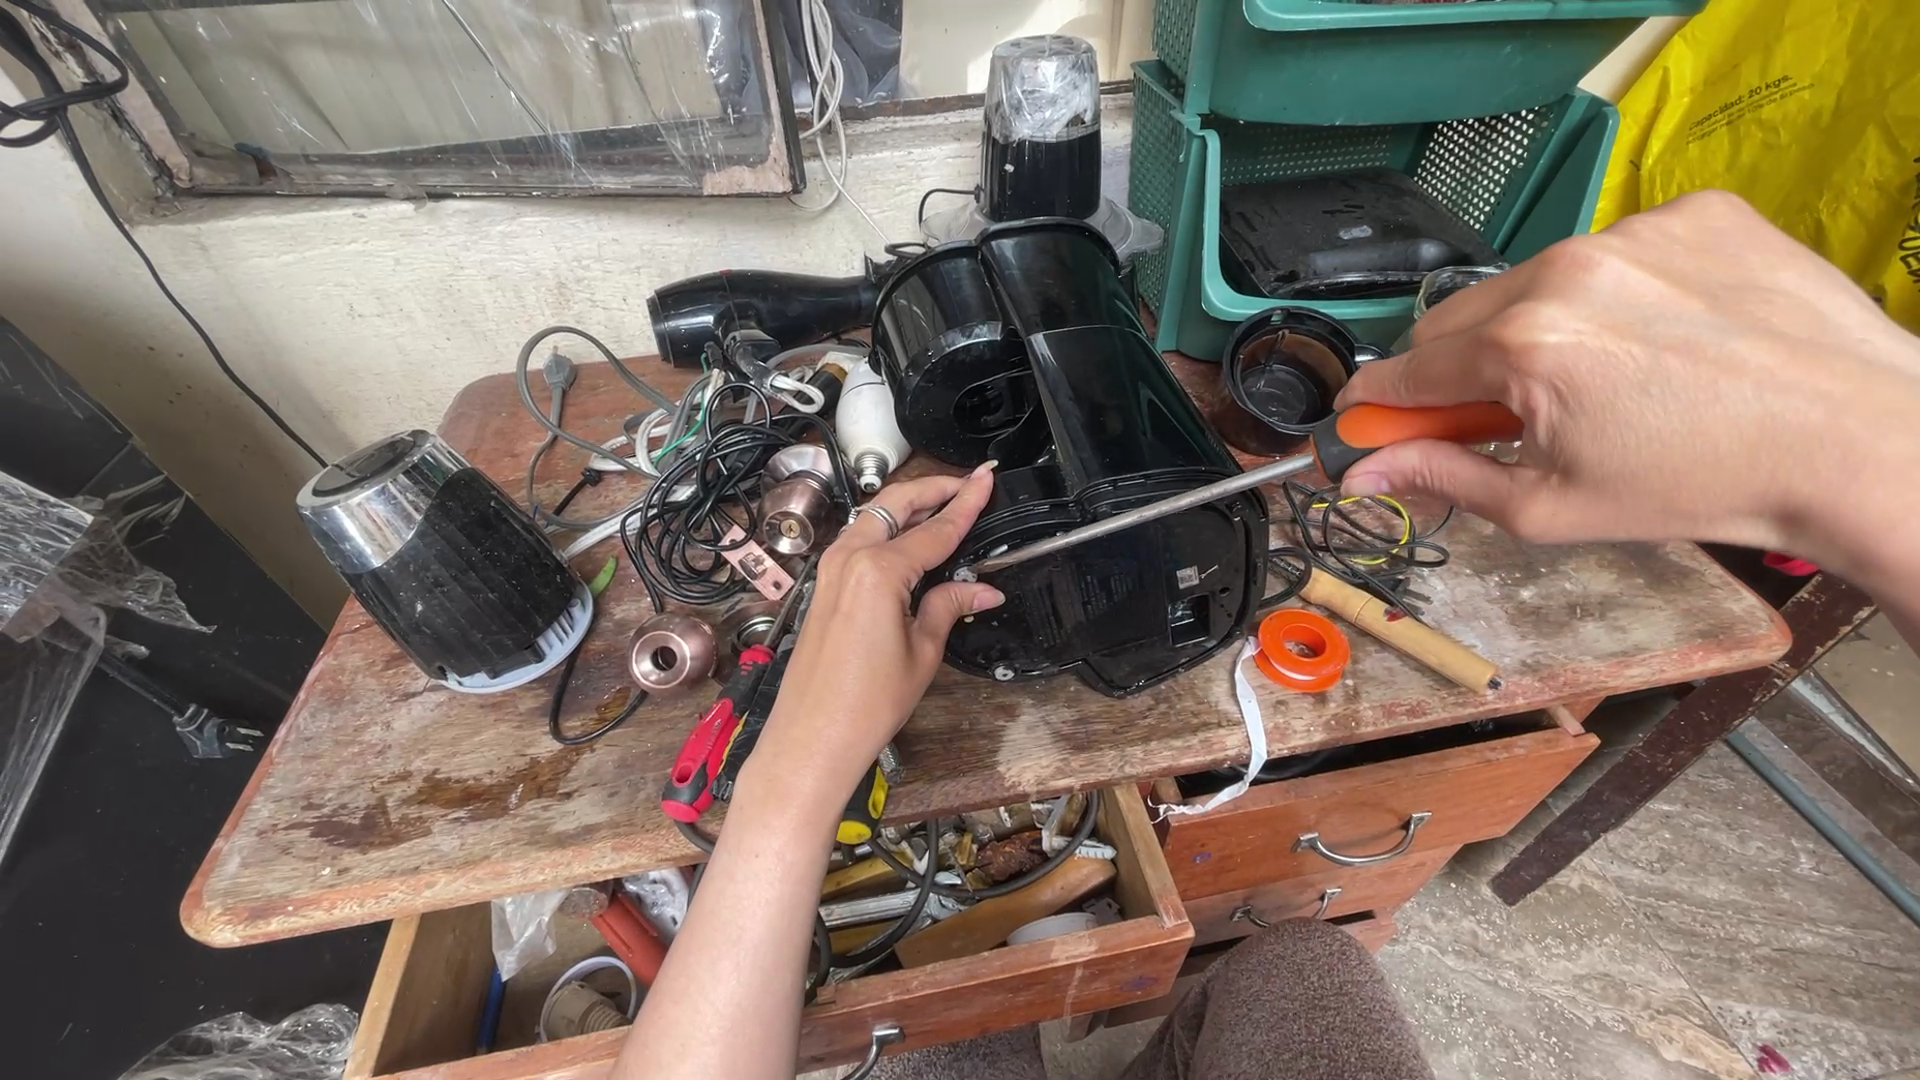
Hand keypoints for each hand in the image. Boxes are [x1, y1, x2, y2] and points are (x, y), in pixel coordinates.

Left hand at [744, 464, 1003, 806]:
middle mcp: (850, 557)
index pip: (936, 528)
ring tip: (943, 504)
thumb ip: (949, 606)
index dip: (967, 503)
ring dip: (909, 504)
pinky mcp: (824, 583)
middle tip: (968, 484)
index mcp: (879, 570)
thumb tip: (983, 589)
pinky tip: (909, 537)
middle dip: (935, 488)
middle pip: (897, 504)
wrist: (812, 736)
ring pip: (873, 515)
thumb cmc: (868, 702)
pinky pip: (859, 538)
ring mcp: (830, 568)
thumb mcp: (922, 652)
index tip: (987, 479)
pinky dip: (887, 526)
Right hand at [1335, 190, 1919, 560]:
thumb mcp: (1543, 505)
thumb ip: (1436, 477)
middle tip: (1493, 410)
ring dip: (1521, 329)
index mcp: (1523, 347)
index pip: (1403, 369)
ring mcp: (1632, 232)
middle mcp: (1565, 272)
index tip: (1368, 418)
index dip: (1375, 402)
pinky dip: (1597, 294)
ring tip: (1586, 371)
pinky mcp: (1690, 212)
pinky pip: (1598, 253)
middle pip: (1449, 321)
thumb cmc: (1695, 487)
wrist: (1866, 444)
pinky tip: (1644, 332)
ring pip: (1519, 285)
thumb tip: (1359, 473)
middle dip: (1449, 369)